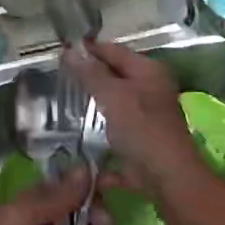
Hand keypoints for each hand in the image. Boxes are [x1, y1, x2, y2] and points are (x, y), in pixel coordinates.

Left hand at [0, 169, 97, 224]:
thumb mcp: (24, 216)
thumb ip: (58, 195)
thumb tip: (86, 168)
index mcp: (37, 201)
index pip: (70, 182)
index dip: (91, 179)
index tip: (114, 180)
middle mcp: (54, 220)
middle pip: (89, 205)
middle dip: (98, 211)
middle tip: (101, 221)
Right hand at [64, 40, 200, 186]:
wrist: (166, 175)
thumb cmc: (142, 128)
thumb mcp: (113, 95)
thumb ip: (91, 73)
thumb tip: (71, 50)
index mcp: (150, 71)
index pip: (115, 51)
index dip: (89, 50)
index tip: (61, 52)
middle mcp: (152, 90)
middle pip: (117, 77)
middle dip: (90, 77)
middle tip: (59, 77)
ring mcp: (148, 116)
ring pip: (116, 104)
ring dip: (94, 105)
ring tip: (63, 103)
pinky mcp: (142, 141)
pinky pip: (116, 131)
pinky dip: (101, 132)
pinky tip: (78, 135)